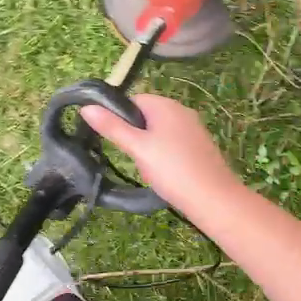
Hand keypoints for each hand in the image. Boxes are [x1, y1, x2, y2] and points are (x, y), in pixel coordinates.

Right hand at [81, 94, 241, 212]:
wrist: (214, 199)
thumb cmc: (173, 169)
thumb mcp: (138, 148)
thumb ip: (112, 127)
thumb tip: (86, 107)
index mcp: (166, 105)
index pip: (133, 100)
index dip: (120, 118)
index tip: (117, 140)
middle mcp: (181, 111)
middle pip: (146, 117)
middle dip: (135, 137)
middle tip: (134, 159)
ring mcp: (193, 129)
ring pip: (158, 133)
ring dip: (148, 150)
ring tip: (150, 171)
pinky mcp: (199, 146)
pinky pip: (173, 145)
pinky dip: (164, 157)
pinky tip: (165, 176)